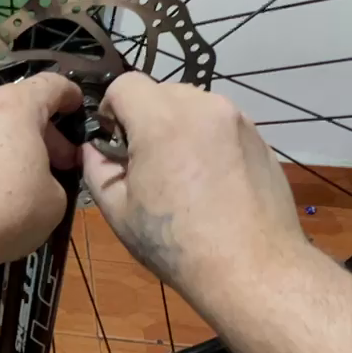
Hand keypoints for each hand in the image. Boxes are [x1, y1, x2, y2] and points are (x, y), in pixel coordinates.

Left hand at [0, 73, 82, 279]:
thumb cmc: (5, 213)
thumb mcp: (55, 200)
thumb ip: (55, 177)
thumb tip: (41, 179)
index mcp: (15, 106)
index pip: (52, 84)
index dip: (70, 95)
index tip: (77, 108)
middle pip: (19, 106)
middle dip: (43, 132)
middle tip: (57, 162)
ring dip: (10, 142)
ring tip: (20, 174)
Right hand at [80, 74, 310, 295]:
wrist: (251, 268)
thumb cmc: (176, 244)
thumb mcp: (118, 211)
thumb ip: (96, 169)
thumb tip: (92, 149)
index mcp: (161, 121)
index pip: (125, 84)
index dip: (111, 110)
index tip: (114, 142)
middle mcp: (202, 107)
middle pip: (159, 92)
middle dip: (145, 118)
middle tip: (145, 162)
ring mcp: (236, 118)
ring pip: (191, 105)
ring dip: (176, 126)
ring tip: (179, 173)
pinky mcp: (259, 135)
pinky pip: (218, 123)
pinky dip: (205, 139)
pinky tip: (208, 181)